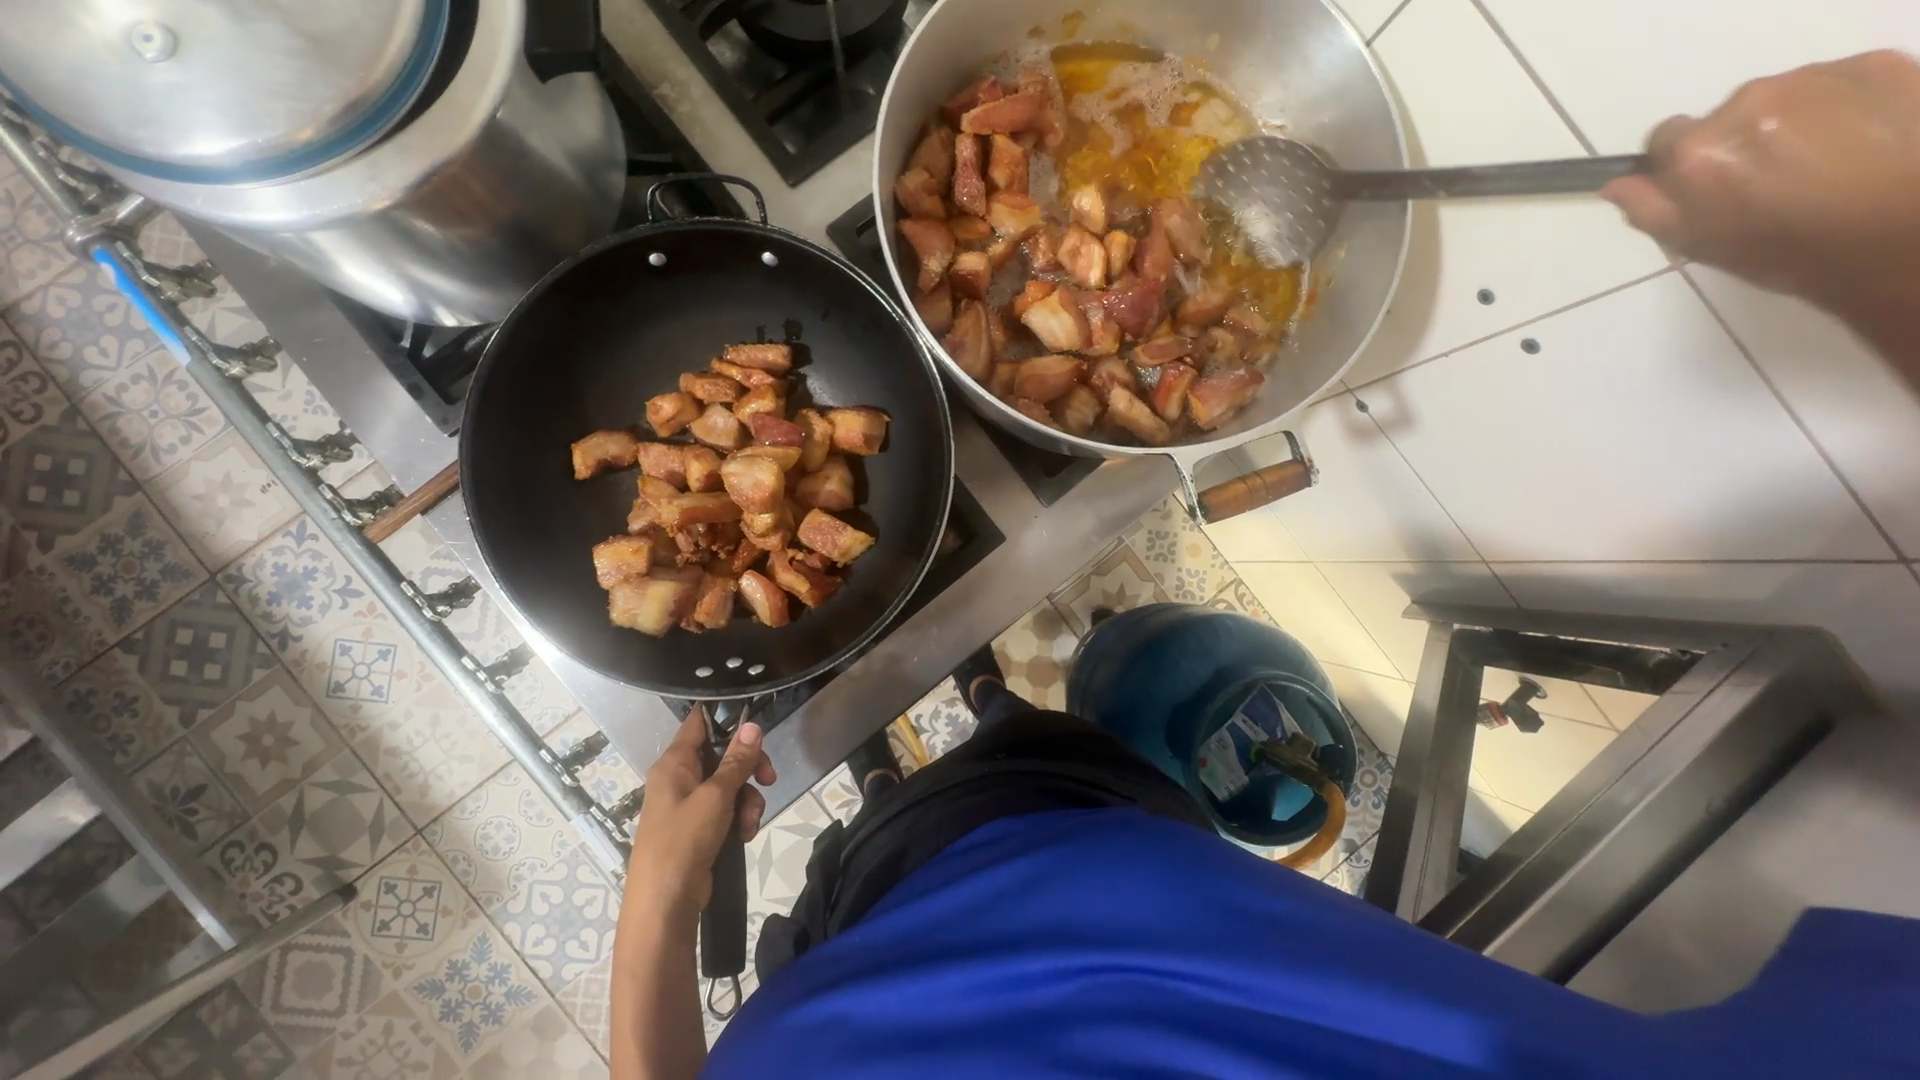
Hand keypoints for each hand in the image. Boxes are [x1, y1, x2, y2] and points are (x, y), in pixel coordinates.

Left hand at [625, 709, 774, 924]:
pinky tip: (744, 836)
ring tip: (749, 823)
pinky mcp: (699, 828)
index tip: (756, 724)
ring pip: (731, 785)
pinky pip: (728, 810)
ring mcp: (689, 804)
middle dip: (749, 769)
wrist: (665, 901)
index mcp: (674, 763)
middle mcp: (680, 778)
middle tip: (769, 779)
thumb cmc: (684, 840)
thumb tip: (752, 725)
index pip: (699, 722)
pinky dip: (740, 819)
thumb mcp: (716, 796)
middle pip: (723, 755)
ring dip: (748, 801)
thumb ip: (737, 761)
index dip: (727, 718)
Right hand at [1601, 50, 1919, 313]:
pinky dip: (1840, 105)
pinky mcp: (1875, 66)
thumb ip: (1648, 208)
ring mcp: (1815, 80)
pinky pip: (1838, 81)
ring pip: (1781, 96)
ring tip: (1819, 160)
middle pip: (1725, 114)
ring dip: (1788, 122)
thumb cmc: (1786, 252)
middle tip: (1768, 179)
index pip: (1664, 137)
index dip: (1680, 163)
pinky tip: (1856, 140)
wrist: (1899, 239)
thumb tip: (1617, 183)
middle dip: (1737, 141)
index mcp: (1697, 152)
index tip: (1705, 183)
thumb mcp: (1697, 243)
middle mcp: (1748, 104)